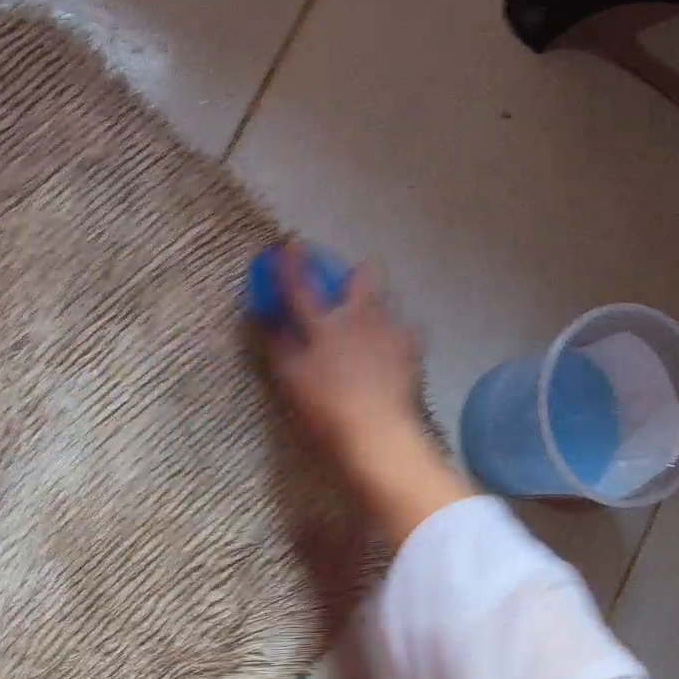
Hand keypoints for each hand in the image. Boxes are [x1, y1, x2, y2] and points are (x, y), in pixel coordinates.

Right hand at [263, 240, 425, 461]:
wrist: (378, 434)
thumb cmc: (326, 410)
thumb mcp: (290, 380)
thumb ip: (277, 345)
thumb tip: (264, 319)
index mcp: (324, 324)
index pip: (301, 285)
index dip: (292, 263)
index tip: (288, 243)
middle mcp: (361, 318)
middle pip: (363, 276)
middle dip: (353, 276)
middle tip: (345, 291)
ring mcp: (392, 331)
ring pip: (387, 300)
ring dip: (376, 304)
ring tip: (370, 325)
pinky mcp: (414, 352)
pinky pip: (406, 331)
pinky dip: (397, 336)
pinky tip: (391, 352)